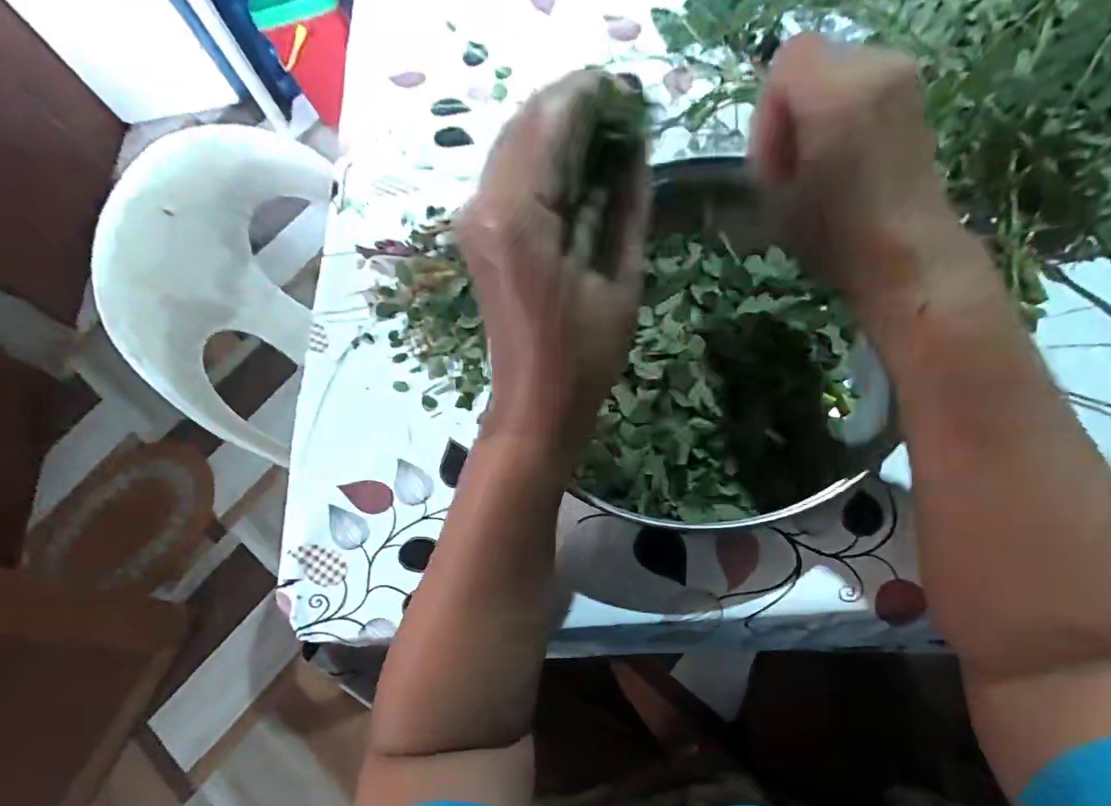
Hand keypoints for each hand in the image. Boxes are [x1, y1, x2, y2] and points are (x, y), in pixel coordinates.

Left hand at [458, 70, 651, 456]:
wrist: (535, 408)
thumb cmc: (584, 358)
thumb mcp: (621, 283)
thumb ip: (628, 208)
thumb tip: (635, 152)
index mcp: (518, 216)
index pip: (551, 124)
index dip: (591, 98)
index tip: (630, 93)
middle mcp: (484, 205)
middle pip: (525, 124)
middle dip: (574, 108)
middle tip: (623, 110)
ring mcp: (475, 219)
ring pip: (514, 145)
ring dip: (559, 132)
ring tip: (609, 135)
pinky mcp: (480, 234)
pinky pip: (510, 176)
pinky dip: (544, 162)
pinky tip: (581, 169)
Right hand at [750, 35, 962, 304]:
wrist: (907, 260)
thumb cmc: (838, 240)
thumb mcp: (779, 200)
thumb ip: (771, 151)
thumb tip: (783, 137)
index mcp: (838, 92)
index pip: (786, 65)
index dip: (770, 114)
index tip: (776, 165)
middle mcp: (876, 68)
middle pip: (814, 62)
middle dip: (796, 110)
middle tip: (795, 165)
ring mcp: (904, 79)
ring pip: (840, 74)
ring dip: (822, 113)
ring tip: (823, 166)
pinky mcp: (916, 100)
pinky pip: (866, 90)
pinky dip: (849, 116)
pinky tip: (848, 162)